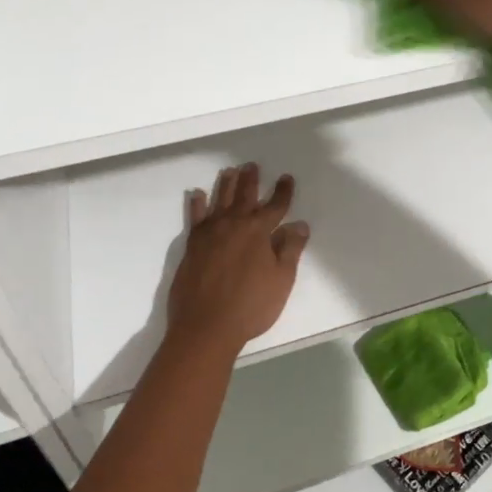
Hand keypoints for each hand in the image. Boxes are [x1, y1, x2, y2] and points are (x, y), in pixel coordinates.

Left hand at [167, 164, 309, 354]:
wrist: (205, 327)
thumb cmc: (251, 306)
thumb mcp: (281, 280)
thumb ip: (290, 250)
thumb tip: (299, 225)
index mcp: (259, 231)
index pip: (275, 206)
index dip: (282, 192)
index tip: (286, 178)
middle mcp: (234, 224)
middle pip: (244, 196)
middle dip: (250, 180)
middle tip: (251, 165)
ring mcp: (210, 233)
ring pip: (219, 200)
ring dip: (225, 184)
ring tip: (229, 171)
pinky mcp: (192, 245)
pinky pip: (194, 217)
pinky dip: (196, 204)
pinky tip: (196, 194)